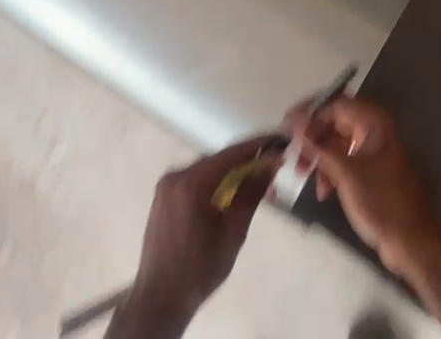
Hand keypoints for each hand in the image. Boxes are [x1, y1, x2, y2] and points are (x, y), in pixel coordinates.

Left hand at [119, 135, 281, 331]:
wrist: (160, 299)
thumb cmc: (200, 269)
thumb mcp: (233, 232)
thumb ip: (251, 193)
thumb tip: (271, 164)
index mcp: (191, 183)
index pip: (231, 154)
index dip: (257, 145)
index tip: (280, 141)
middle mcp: (175, 176)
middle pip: (218, 159)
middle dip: (246, 162)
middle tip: (272, 168)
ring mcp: (166, 186)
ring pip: (207, 169)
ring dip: (231, 173)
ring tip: (256, 183)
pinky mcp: (163, 197)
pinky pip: (194, 180)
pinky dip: (214, 183)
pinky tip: (230, 194)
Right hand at [284, 96, 440, 275]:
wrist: (411, 243)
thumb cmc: (381, 203)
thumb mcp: (346, 174)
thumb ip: (319, 145)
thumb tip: (295, 121)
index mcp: (375, 124)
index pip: (336, 104)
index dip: (310, 112)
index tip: (287, 126)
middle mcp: (375, 131)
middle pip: (335, 123)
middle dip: (312, 138)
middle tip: (292, 154)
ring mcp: (373, 151)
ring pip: (337, 143)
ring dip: (318, 157)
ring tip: (302, 174)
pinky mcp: (371, 171)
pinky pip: (344, 160)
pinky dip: (330, 171)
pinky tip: (323, 191)